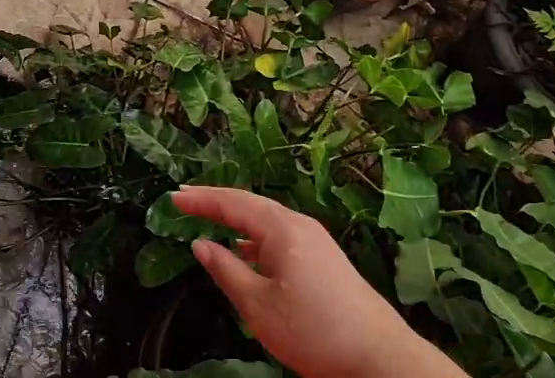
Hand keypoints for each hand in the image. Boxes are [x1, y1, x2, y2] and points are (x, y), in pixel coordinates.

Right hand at [174, 186, 459, 377]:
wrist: (380, 357)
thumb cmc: (314, 330)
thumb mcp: (259, 306)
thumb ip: (226, 271)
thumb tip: (201, 244)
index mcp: (281, 228)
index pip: (233, 203)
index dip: (201, 200)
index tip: (173, 197)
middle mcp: (299, 224)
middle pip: (250, 204)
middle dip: (217, 203)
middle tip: (187, 202)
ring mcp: (315, 240)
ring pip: (267, 221)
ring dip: (237, 220)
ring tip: (211, 223)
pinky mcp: (324, 259)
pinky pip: (280, 236)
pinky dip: (255, 238)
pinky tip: (247, 255)